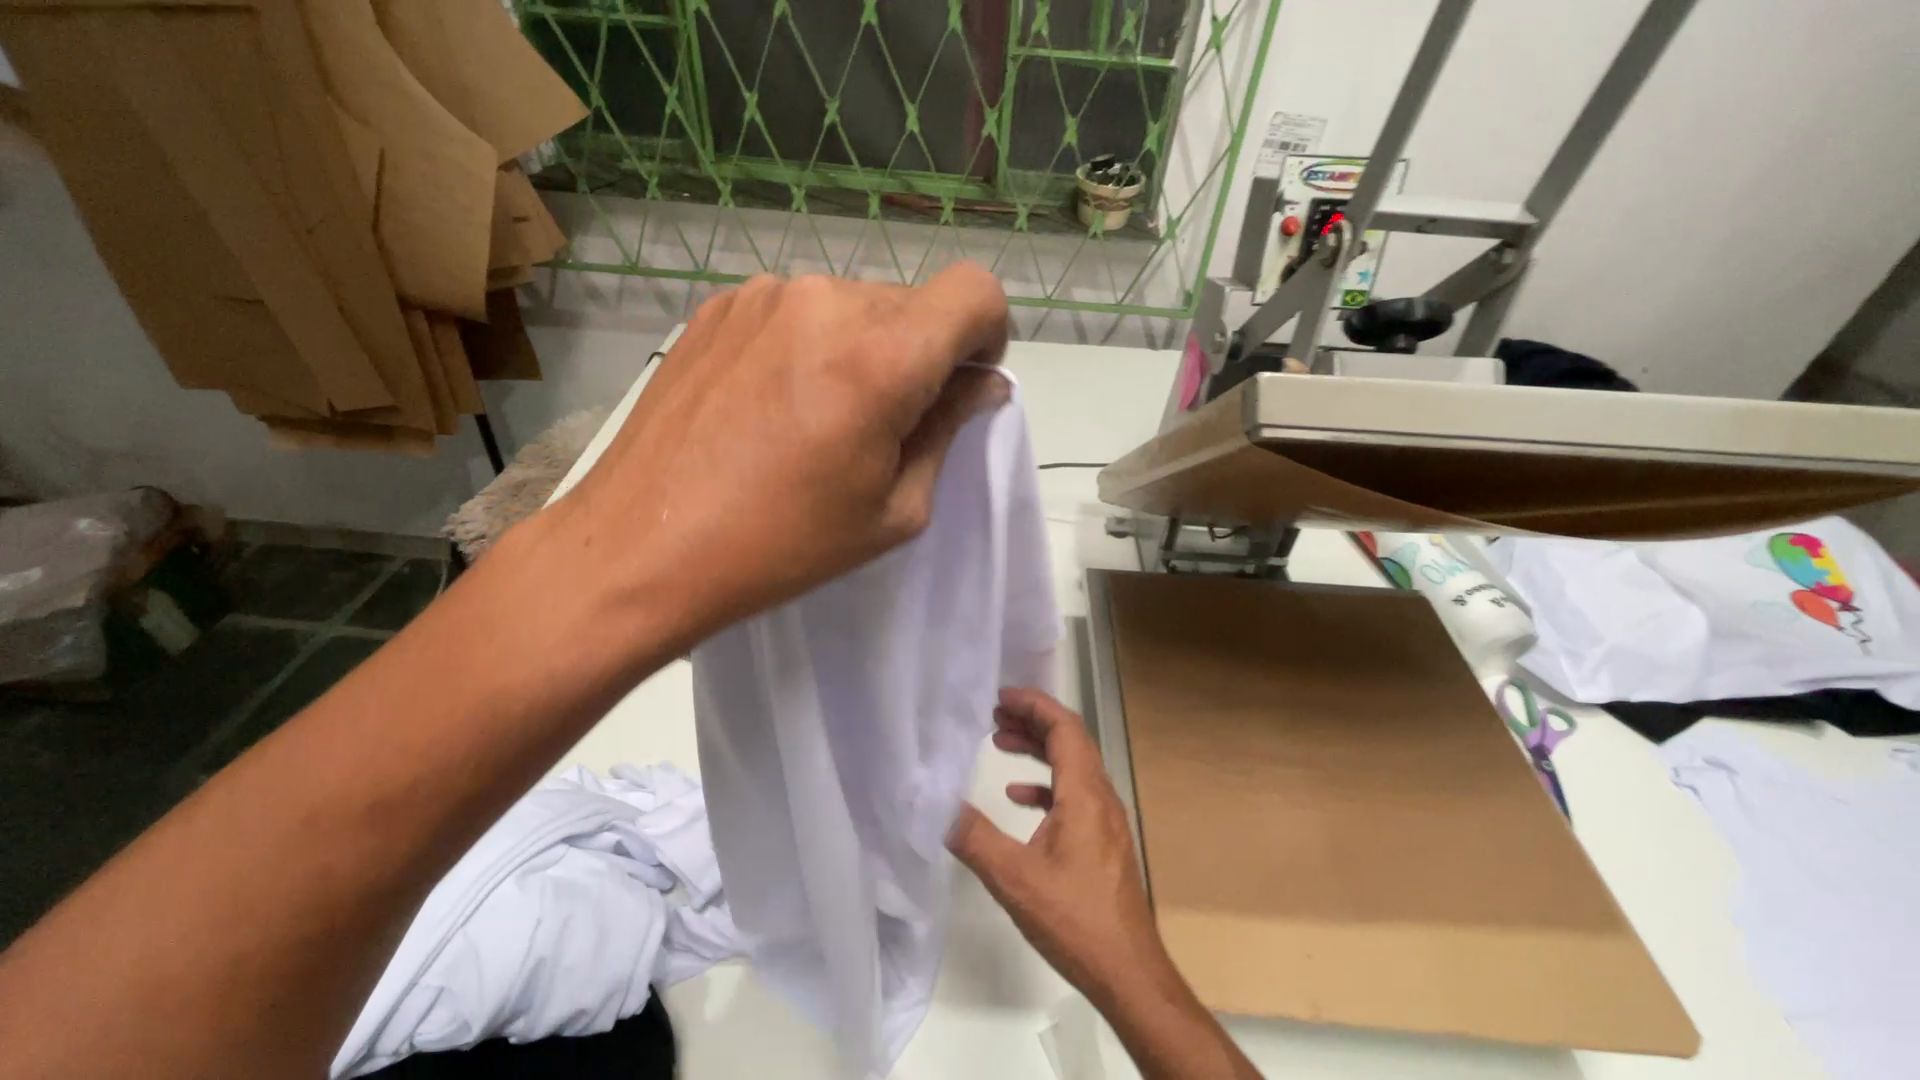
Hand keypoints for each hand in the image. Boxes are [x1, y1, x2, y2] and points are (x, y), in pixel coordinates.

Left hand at [547, 264, 1010, 641]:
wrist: (641, 545)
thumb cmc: (781, 546)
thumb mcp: (892, 511)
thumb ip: (947, 431)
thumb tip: (982, 385)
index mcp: (881, 356)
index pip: (977, 292)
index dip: (986, 337)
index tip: (958, 387)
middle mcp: (826, 301)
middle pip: (913, 304)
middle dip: (919, 357)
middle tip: (879, 428)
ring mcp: (764, 295)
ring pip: (853, 307)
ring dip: (859, 351)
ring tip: (813, 420)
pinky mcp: (719, 305)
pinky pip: (796, 312)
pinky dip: (807, 347)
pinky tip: (768, 405)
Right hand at [946, 687, 1176, 1005]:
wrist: (1127, 971)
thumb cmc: (1073, 919)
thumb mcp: (1013, 878)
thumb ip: (974, 836)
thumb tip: (937, 803)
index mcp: (1084, 795)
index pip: (1065, 729)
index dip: (1035, 705)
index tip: (1001, 696)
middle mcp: (1101, 799)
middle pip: (1071, 741)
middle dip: (1033, 721)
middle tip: (993, 714)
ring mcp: (1106, 822)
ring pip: (1073, 768)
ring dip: (1039, 751)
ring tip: (999, 744)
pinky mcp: (1104, 844)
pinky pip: (1075, 797)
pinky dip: (1046, 786)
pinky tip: (1019, 798)